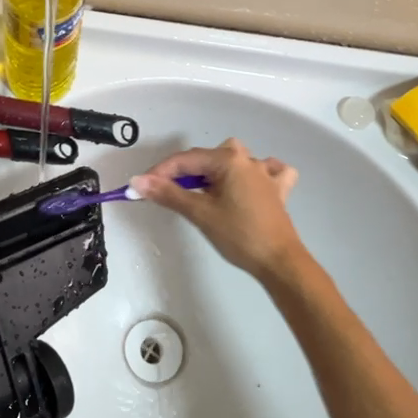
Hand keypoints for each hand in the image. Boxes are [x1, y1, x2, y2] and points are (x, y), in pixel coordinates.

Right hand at [130, 139, 305, 282]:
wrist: (279, 262)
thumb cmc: (239, 235)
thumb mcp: (200, 213)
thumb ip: (168, 194)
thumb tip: (138, 182)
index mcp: (228, 161)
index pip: (186, 160)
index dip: (161, 172)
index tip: (141, 186)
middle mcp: (248, 161)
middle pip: (209, 156)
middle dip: (187, 170)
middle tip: (171, 191)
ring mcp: (266, 174)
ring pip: (238, 159)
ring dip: (219, 168)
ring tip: (208, 187)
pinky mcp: (278, 191)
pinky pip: (269, 170)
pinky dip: (258, 173)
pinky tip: (251, 183)